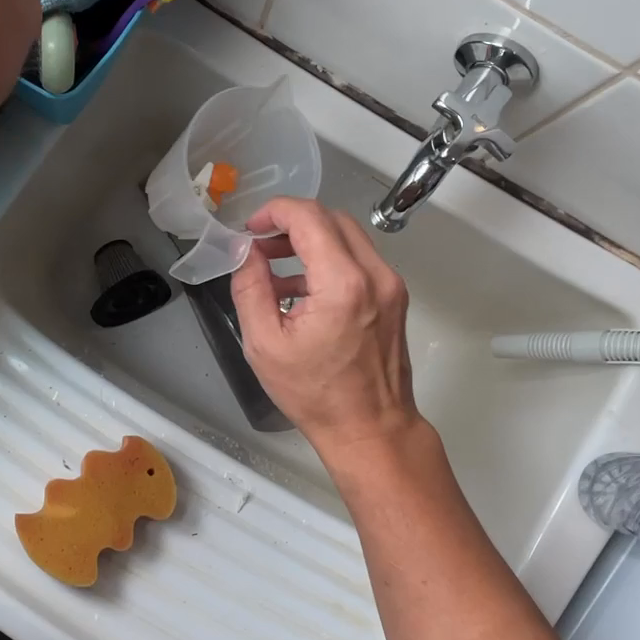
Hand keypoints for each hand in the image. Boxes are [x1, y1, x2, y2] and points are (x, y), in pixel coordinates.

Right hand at [230, 198, 420, 451]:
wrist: (369, 427)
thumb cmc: (316, 395)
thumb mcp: (264, 344)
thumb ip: (250, 289)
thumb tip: (246, 254)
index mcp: (342, 284)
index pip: (309, 218)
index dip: (275, 212)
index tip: (251, 228)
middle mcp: (375, 276)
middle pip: (331, 219)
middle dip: (291, 224)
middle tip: (260, 245)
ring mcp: (390, 286)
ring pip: (348, 237)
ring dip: (309, 242)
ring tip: (274, 268)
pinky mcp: (393, 298)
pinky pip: (359, 261)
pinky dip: (328, 261)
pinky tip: (300, 290)